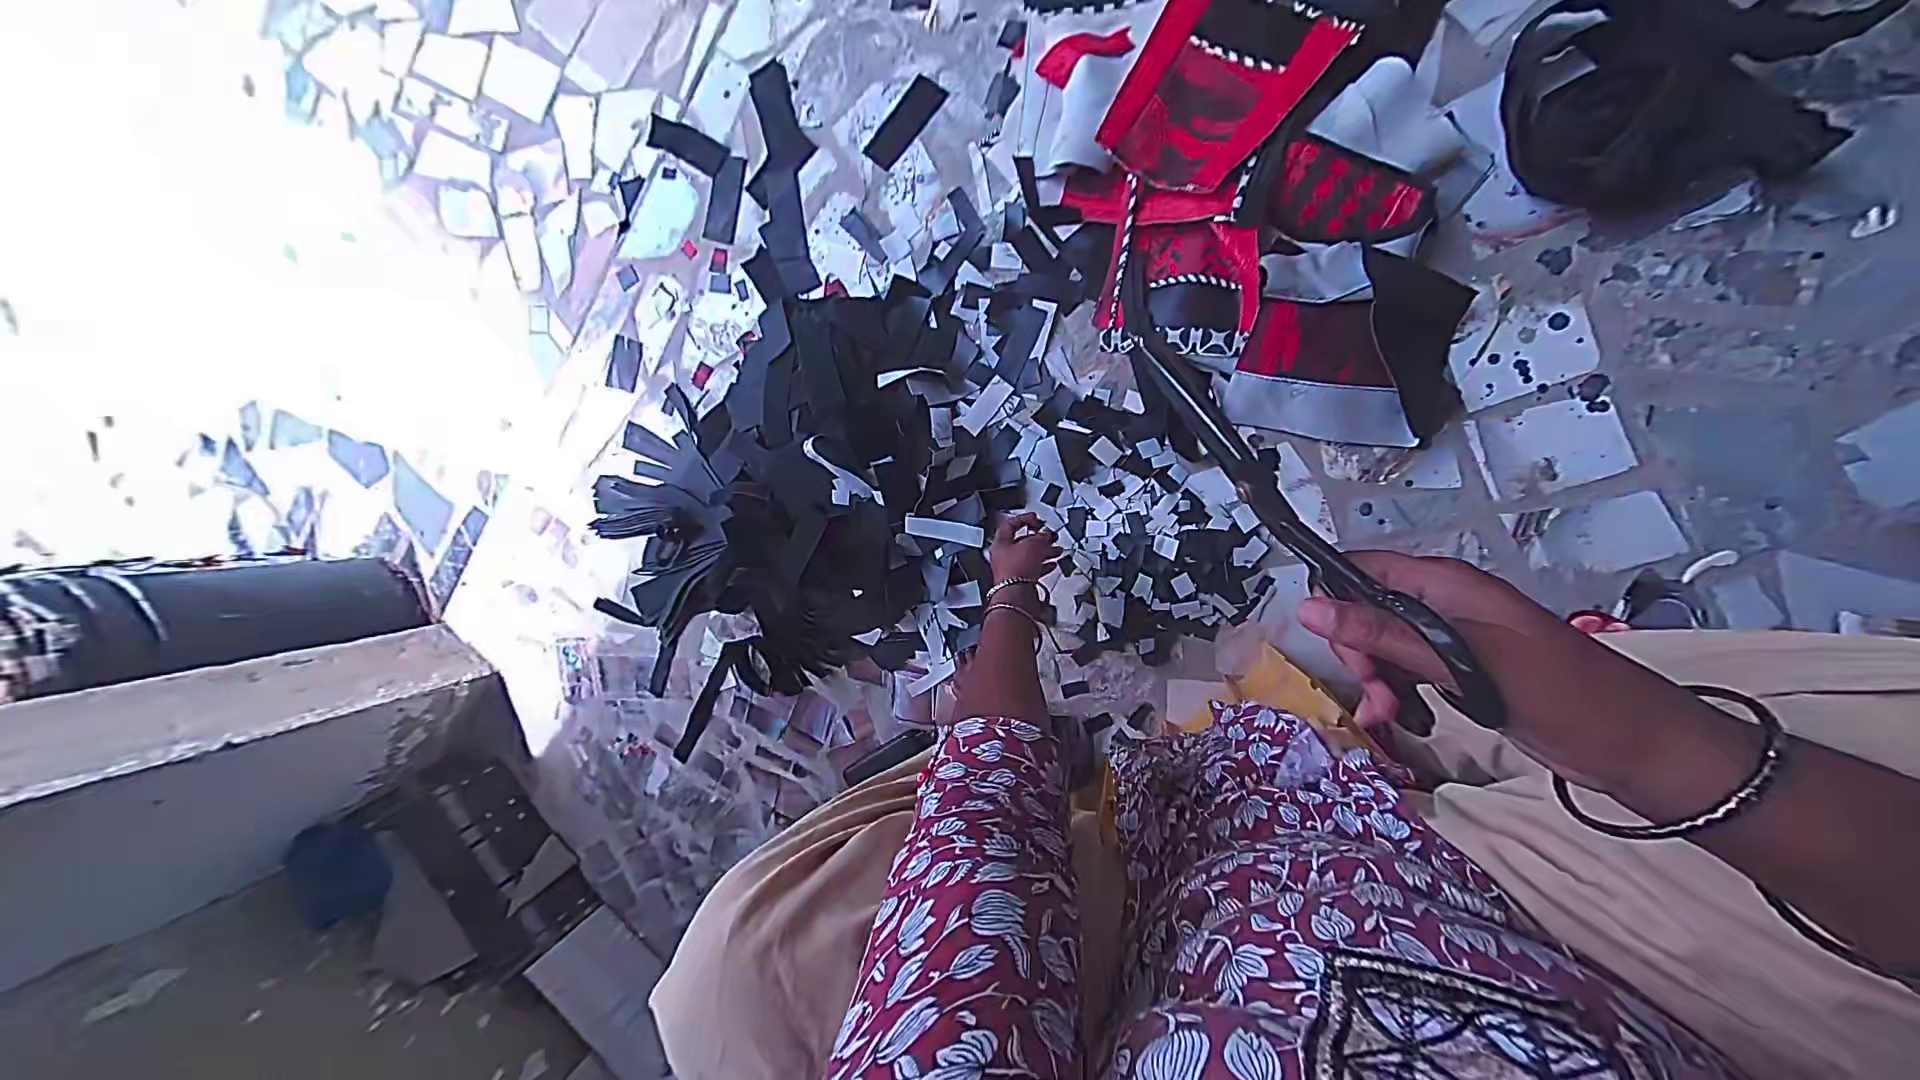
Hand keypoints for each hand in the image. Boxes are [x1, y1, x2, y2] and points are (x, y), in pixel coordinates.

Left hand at [989, 512, 1057, 586]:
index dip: (1024, 519)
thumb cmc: (1016, 570)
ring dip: (1043, 551)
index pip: (1010, 524)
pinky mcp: (1020, 582)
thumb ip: (1041, 537)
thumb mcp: (1033, 545)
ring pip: (1029, 556)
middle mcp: (1003, 556)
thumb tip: (1045, 534)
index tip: (1035, 518)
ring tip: (1056, 550)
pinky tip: (1051, 564)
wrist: (1017, 595)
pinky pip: (1032, 569)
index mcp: (1000, 543)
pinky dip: (1043, 565)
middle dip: (1038, 538)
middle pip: (1022, 542)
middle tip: (1049, 536)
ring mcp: (1011, 569)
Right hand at [1295, 552, 1722, 793]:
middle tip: (1373, 686)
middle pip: (1362, 609)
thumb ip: (1383, 633)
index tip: (1341, 644)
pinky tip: (1393, 713)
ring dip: (1371, 676)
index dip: (1335, 598)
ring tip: (1386, 710)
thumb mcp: (1462, 662)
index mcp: (1445, 583)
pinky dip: (1390, 690)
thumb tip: (1312, 609)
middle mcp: (1441, 603)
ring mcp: (1448, 637)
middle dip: (1356, 649)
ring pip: (1378, 642)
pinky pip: (1401, 668)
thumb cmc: (1566, 696)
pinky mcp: (1455, 668)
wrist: (1644, 751)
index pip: (1360, 568)